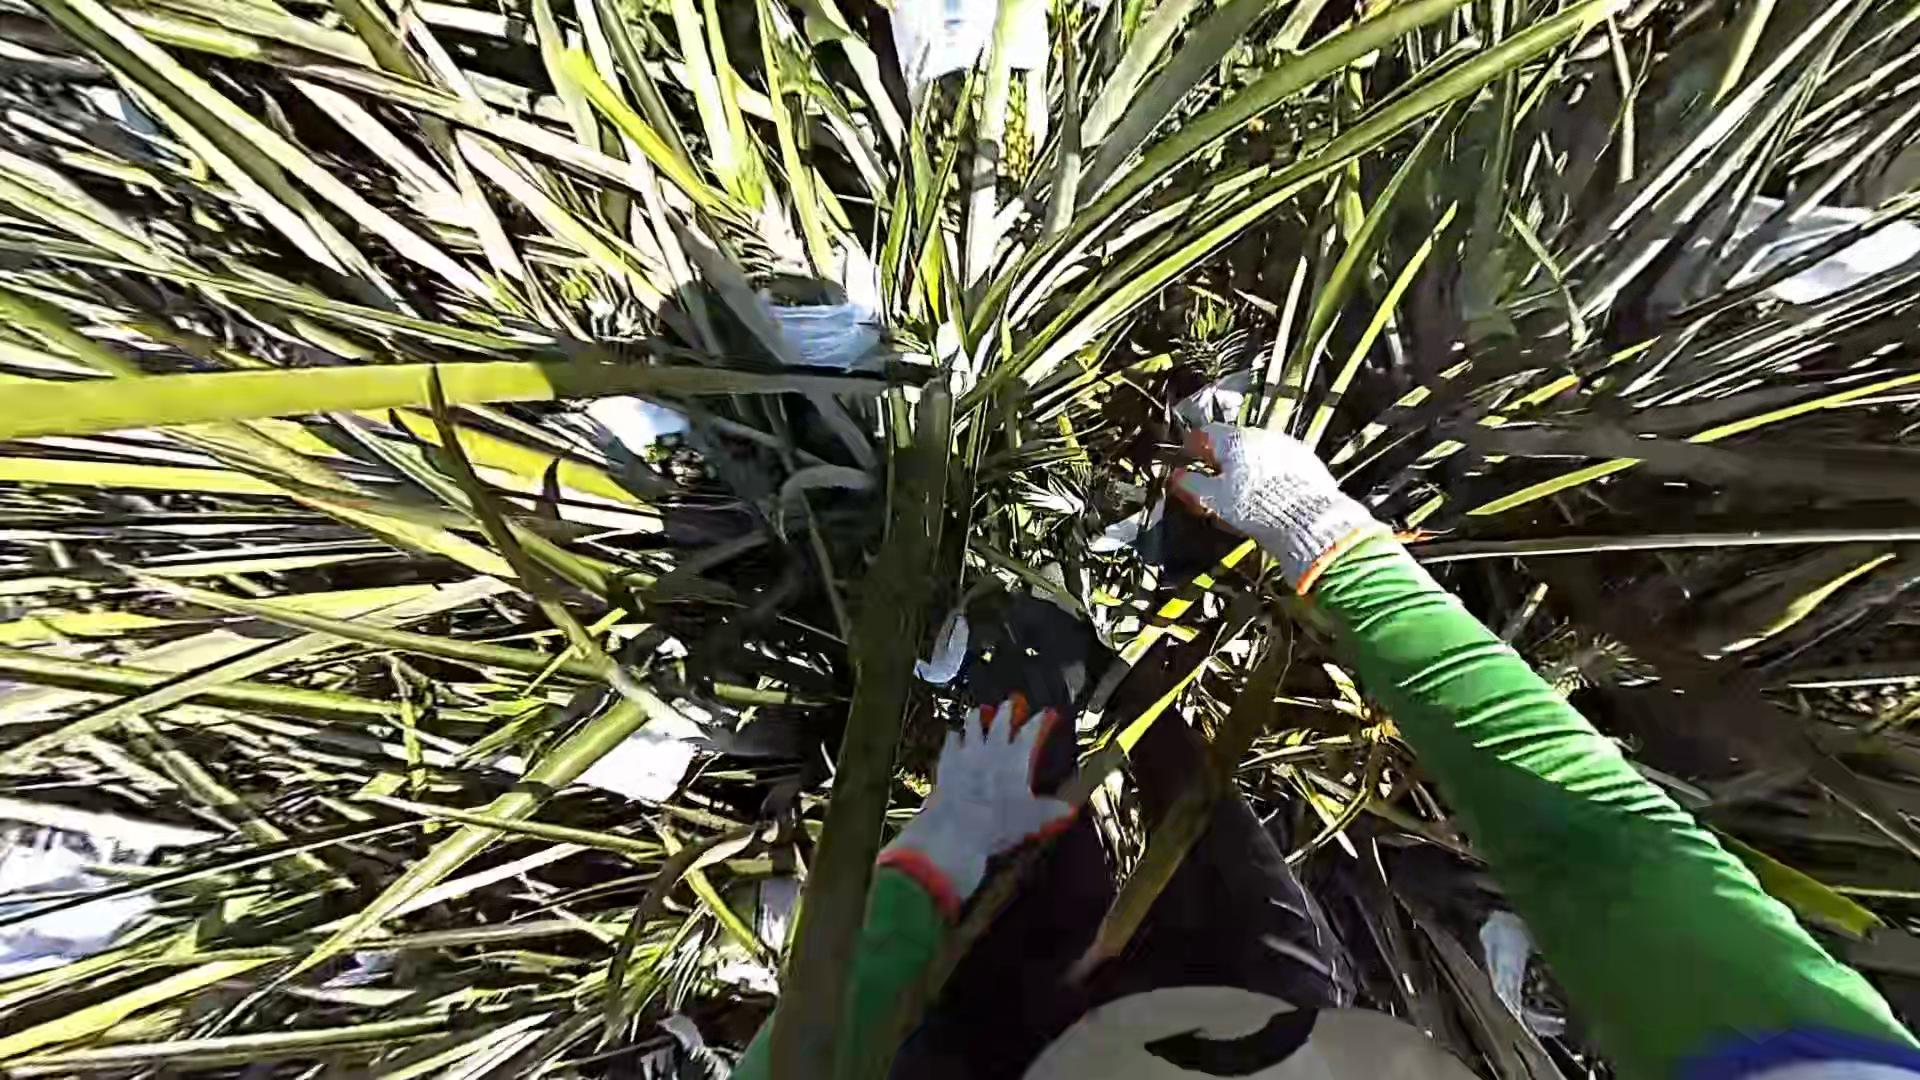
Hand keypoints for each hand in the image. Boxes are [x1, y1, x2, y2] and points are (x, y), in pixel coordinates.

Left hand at [878, 696, 1073, 915]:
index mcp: (1015, 758)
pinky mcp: (948, 759)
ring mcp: (968, 751)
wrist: (958, 825)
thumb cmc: (999, 822)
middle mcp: (992, 748)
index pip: (1030, 732)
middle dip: (1006, 710)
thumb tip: (1070, 808)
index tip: (1045, 712)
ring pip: (973, 725)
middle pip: (1001, 722)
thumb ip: (1052, 810)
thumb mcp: (1033, 819)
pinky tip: (953, 735)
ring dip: (976, 717)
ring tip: (977, 711)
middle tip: (1008, 702)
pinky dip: (954, 736)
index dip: (1039, 720)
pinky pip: (951, 741)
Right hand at [1171, 423, 1386, 592]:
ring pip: (1257, 450)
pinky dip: (1268, 471)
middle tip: (1212, 477)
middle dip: (1220, 456)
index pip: (1206, 432)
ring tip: (1241, 487)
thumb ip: (1191, 484)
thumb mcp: (1212, 499)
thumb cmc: (1250, 505)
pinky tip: (1267, 491)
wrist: (1305, 517)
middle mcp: (1260, 435)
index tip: (1187, 458)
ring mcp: (1286, 445)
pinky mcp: (1307, 459)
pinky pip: (1278, 461)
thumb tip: (1176, 475)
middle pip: (1232, 440)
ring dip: (1245, 464)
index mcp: (1234, 440)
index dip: (1193, 444)